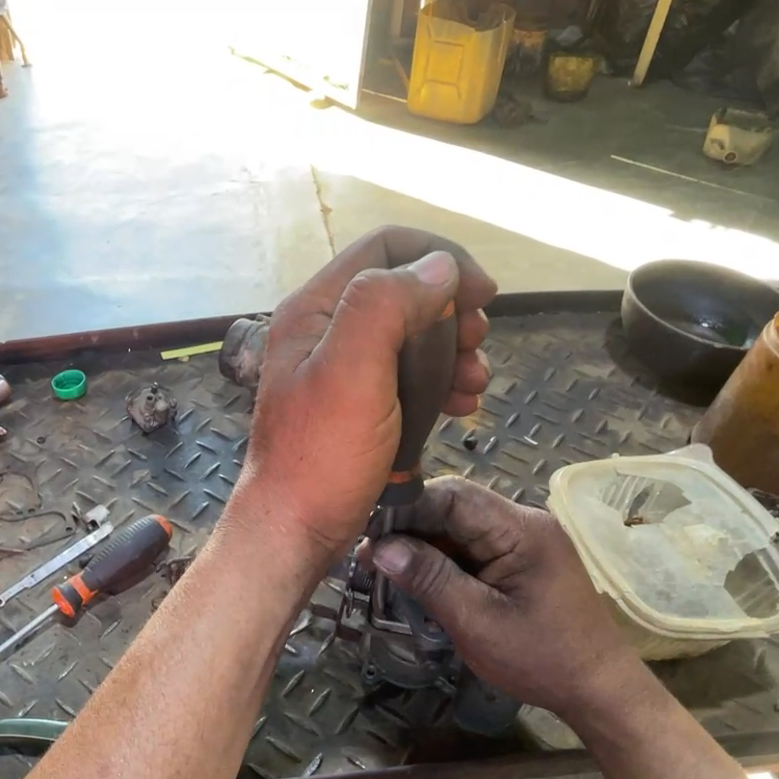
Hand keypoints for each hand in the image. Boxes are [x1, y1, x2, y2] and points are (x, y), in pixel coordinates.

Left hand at [224, 227, 496, 563]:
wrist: (295, 530)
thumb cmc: (321, 454)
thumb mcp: (352, 370)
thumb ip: (387, 306)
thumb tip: (439, 269)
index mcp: (313, 309)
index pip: (386, 248)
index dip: (441, 259)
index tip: (483, 296)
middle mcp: (323, 332)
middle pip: (403, 292)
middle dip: (451, 310)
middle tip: (480, 343)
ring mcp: (339, 373)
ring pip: (409, 338)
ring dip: (452, 351)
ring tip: (477, 383)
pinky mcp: (355, 409)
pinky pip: (404, 378)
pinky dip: (438, 384)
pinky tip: (461, 406)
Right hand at [369, 477, 660, 722]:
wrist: (598, 689)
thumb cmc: (541, 658)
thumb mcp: (477, 621)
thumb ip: (429, 579)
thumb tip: (379, 547)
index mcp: (521, 529)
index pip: (452, 496)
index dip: (406, 507)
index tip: (366, 531)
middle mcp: (523, 523)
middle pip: (453, 506)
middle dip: (408, 526)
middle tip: (367, 553)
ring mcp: (523, 540)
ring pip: (458, 527)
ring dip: (421, 544)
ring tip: (380, 565)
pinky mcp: (519, 559)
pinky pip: (470, 546)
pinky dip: (440, 559)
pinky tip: (413, 576)